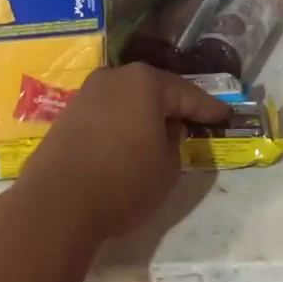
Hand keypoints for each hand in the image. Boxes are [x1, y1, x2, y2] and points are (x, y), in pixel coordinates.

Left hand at [13, 64, 228, 238]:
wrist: (56, 203)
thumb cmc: (123, 181)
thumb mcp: (167, 166)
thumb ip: (174, 141)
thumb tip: (165, 128)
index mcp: (145, 82)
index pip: (187, 94)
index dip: (209, 108)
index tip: (226, 115)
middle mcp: (114, 78)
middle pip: (154, 90)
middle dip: (175, 105)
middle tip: (196, 120)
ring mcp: (86, 94)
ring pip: (127, 100)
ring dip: (145, 114)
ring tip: (163, 132)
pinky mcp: (68, 115)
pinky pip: (107, 113)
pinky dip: (122, 123)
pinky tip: (130, 140)